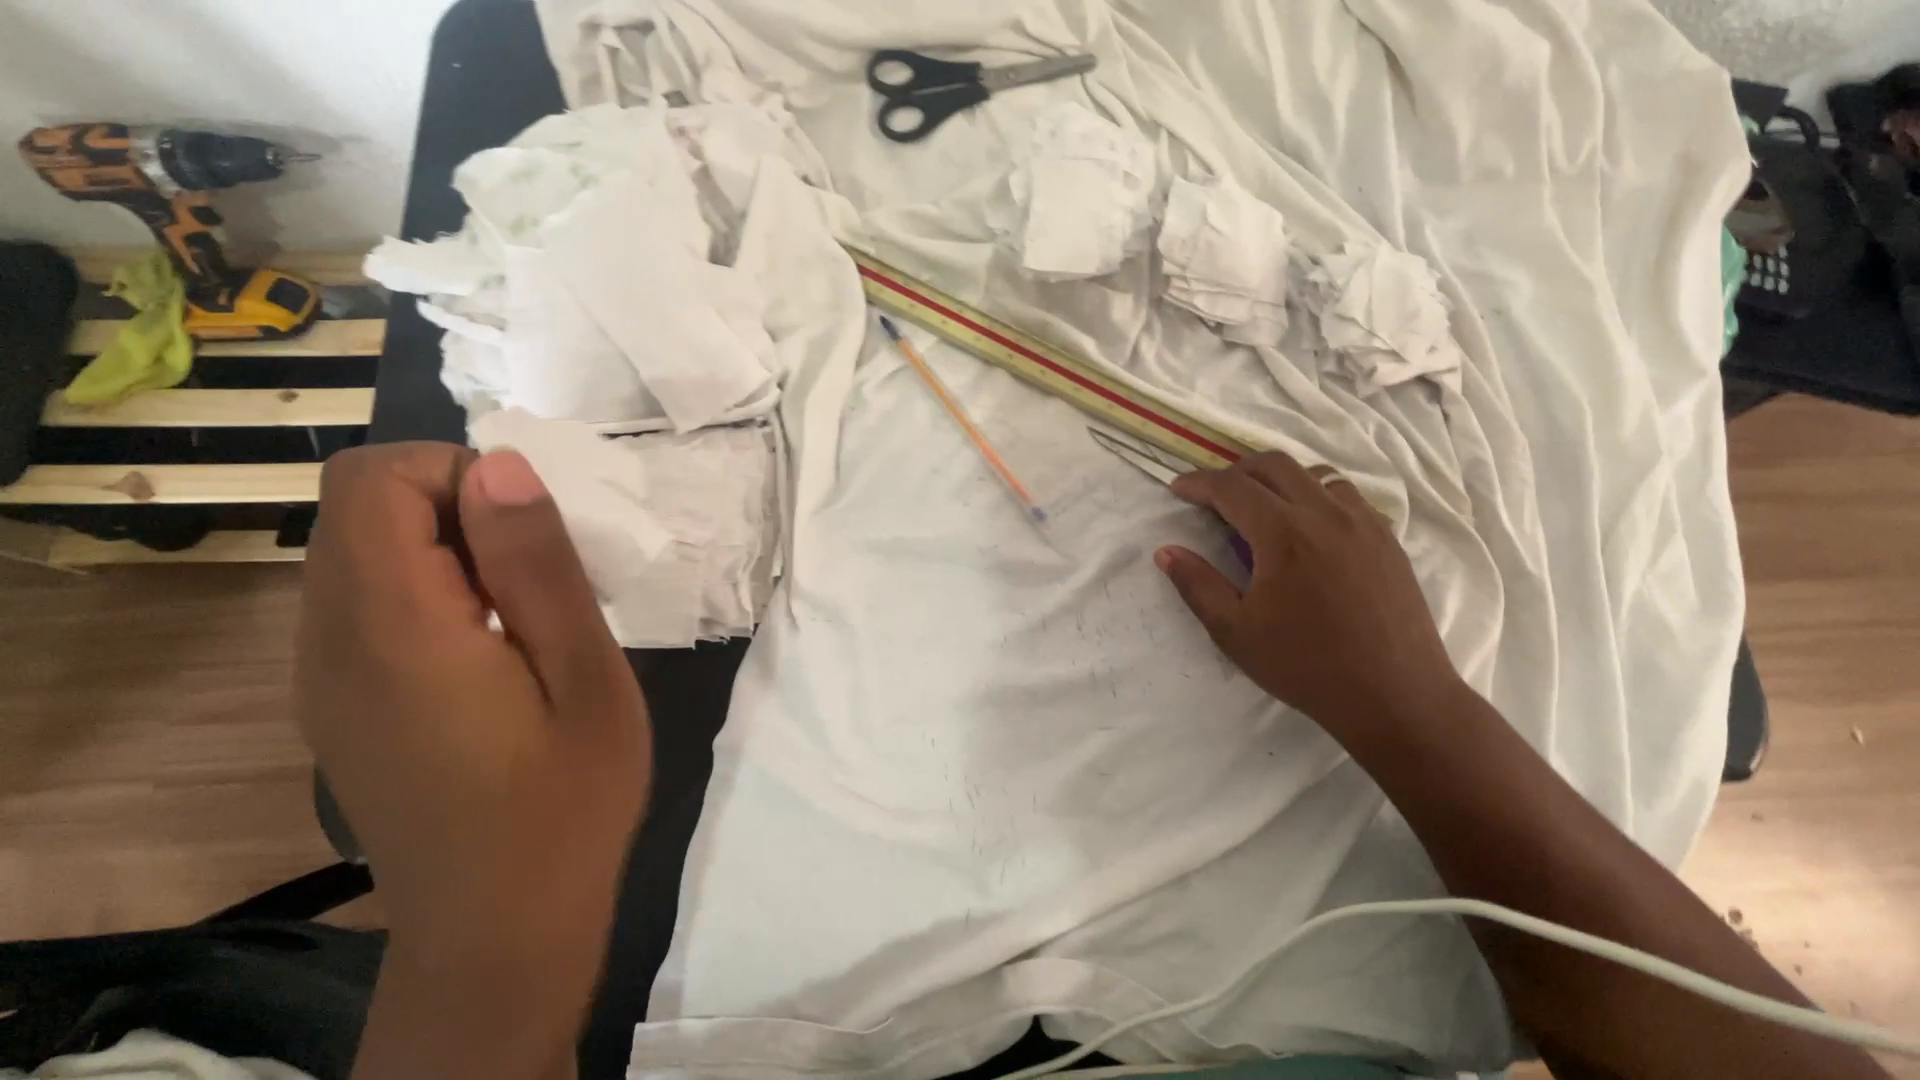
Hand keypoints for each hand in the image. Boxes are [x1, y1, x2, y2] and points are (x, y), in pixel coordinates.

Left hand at [293, 443, 647, 952]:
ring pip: (359, 552)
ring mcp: (321, 676)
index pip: (375, 478)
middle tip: (539, 578)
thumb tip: (499, 465)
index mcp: (392, 625)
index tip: (532, 535)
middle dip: (455, 508)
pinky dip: (425, 593)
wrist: (500, 928)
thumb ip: (538, 566)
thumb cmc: (566, 801)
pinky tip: (488, 655)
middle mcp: (329, 639)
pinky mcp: (335, 703)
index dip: (456, 474)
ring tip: (522, 617)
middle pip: (359, 507)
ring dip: (443, 551)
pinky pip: (361, 603)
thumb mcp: (584, 675)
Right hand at [1154, 452, 1463, 733]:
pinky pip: (1346, 496)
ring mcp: (1363, 523)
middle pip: (1275, 465)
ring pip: (1315, 474)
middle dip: (1236, 471)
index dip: (1198, 483)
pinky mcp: (1387, 539)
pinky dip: (1316, 495)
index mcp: (1284, 534)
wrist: (1394, 694)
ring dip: (1279, 479)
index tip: (1177, 489)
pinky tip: (1309, 528)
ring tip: (1262, 507)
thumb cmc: (1306, 666)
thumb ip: (1198, 586)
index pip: (1232, 487)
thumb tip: (1166, 552)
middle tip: (1214, 494)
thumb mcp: (1235, 632)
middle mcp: (1325, 514)